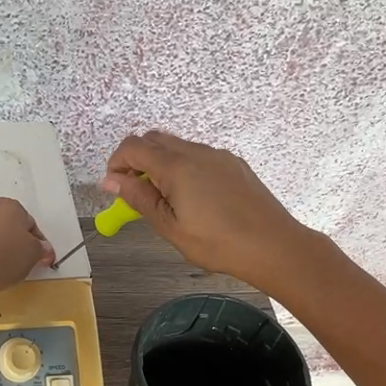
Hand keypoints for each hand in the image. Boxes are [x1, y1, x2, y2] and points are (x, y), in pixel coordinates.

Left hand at [0, 198, 54, 300]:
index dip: (35, 243)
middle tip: (14, 259)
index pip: (29, 224)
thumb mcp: (33, 256)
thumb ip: (41, 249)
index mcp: (11, 207)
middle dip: (10, 236)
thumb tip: (43, 248)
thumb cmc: (2, 262)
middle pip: (4, 221)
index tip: (35, 257)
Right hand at [103, 131, 319, 288]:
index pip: (133, 146)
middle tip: (136, 193)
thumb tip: (111, 180)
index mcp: (177, 166)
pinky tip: (194, 199)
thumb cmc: (218, 243)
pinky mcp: (234, 164)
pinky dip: (184, 168)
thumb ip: (139, 198)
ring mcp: (218, 155)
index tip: (116, 188)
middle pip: (154, 139)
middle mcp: (197, 152)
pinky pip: (199, 156)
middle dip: (136, 160)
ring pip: (178, 146)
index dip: (116, 163)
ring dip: (161, 164)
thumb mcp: (170, 227)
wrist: (273, 245)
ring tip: (166, 200)